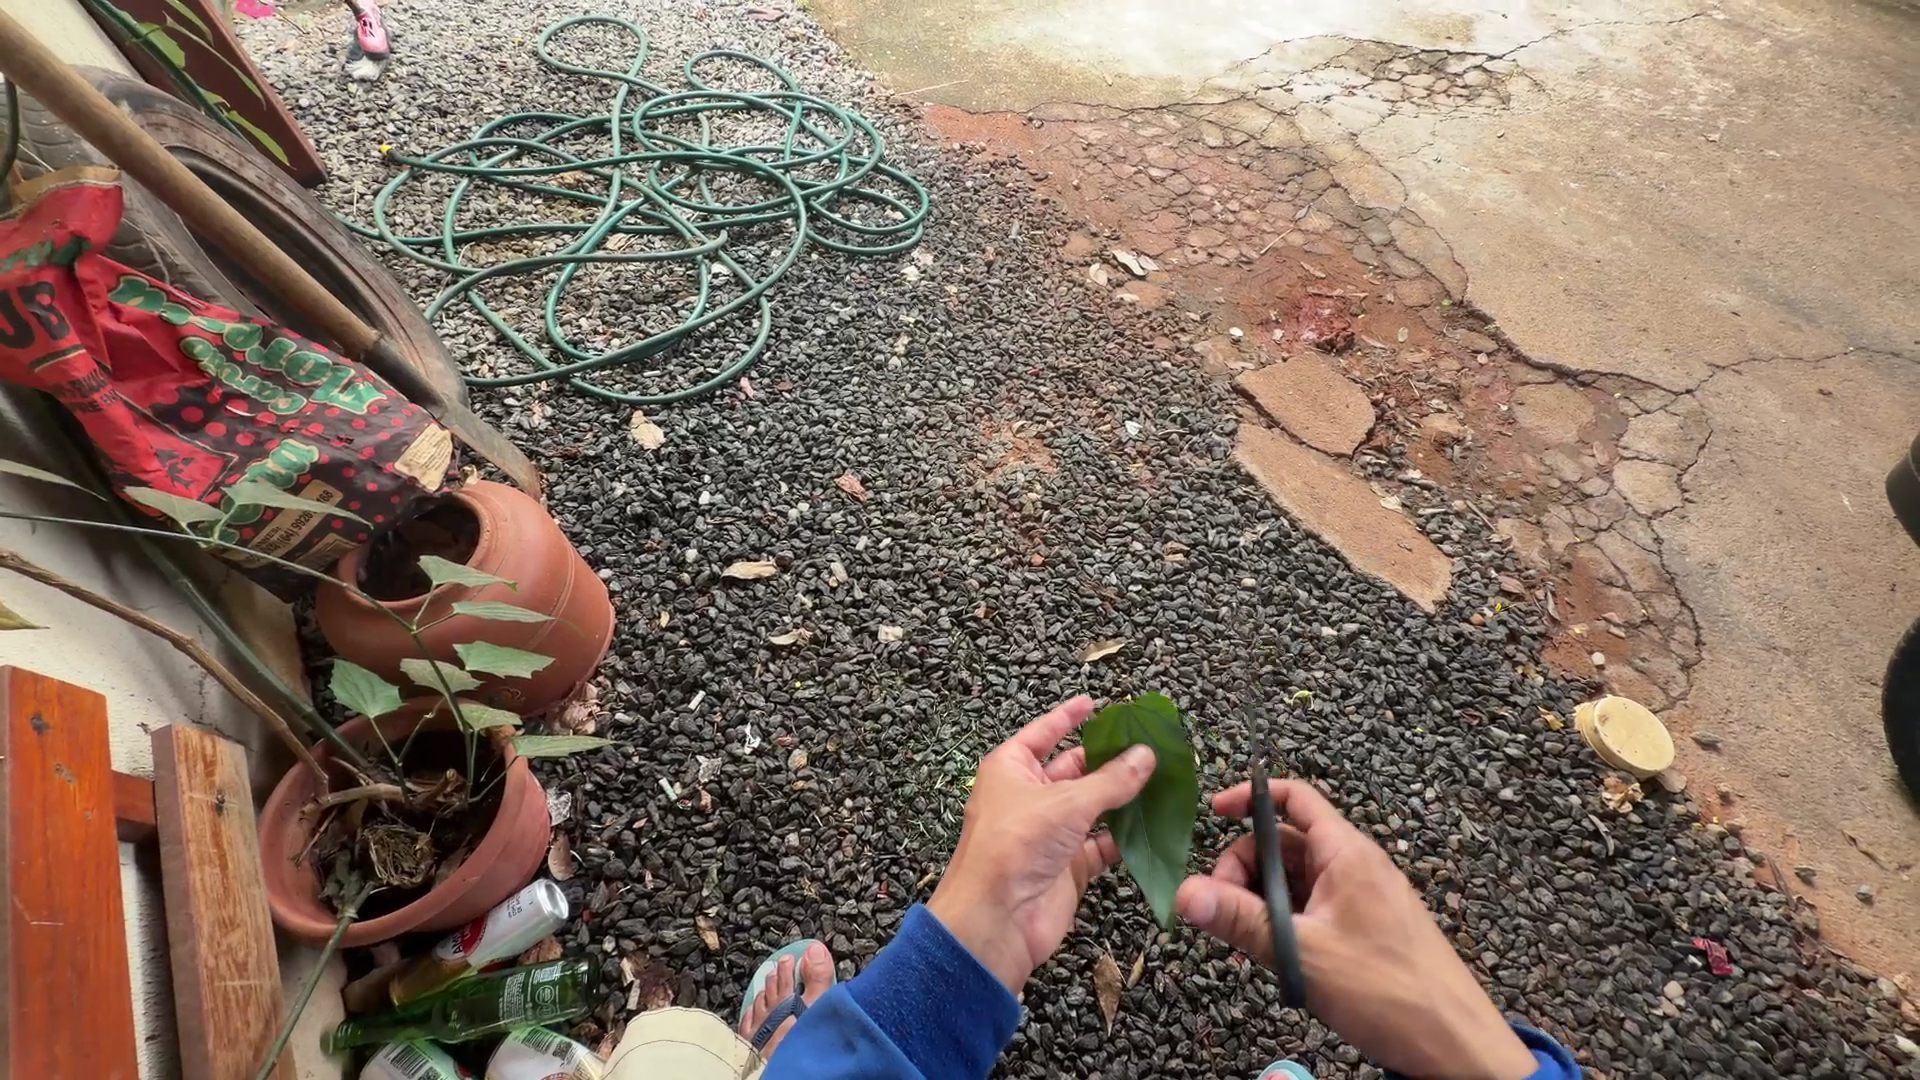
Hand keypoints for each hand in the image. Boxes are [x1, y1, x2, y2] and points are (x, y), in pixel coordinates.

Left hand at [926, 696, 1156, 991]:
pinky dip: (1124, 836)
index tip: (1094, 702)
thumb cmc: (1015, 845)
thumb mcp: (1066, 802)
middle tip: (1146, 744)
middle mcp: (1028, 795)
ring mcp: (1048, 831)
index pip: (1044, 731)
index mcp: (1011, 768)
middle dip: (1107, 759)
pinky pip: (1101, 843)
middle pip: (1072, 768)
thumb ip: (1111, 780)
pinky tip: (1154, 824)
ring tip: (1160, 778)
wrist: (996, 920)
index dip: (1069, 716)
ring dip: (1121, 797)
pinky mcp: (1067, 864)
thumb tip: (1146, 755)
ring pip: (1091, 806)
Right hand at [1176, 781, 1537, 1079]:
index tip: (1214, 813)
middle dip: (1244, 866)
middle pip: (1283, 842)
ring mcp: (1361, 897)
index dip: (1250, 796)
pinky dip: (1284, 918)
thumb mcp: (1304, 953)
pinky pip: (1312, 905)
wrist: (1464, 1056)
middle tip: (1222, 904)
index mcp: (1346, 853)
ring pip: (1294, 877)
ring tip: (1245, 938)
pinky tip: (1273, 952)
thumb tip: (1184, 893)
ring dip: (1261, 898)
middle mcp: (1354, 865)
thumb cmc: (1389, 993)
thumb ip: (1241, 920)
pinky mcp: (1365, 927)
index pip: (1294, 797)